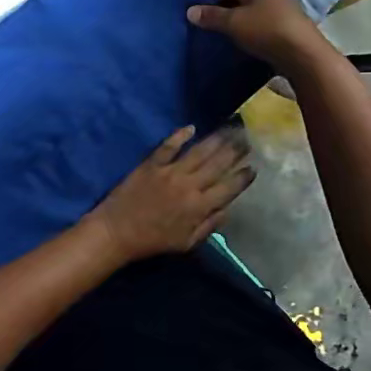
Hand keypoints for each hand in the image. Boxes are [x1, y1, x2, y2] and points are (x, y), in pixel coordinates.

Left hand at [85, 126, 254, 261]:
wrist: (117, 231)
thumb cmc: (152, 241)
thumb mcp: (186, 243)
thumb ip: (209, 226)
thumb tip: (227, 210)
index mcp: (199, 207)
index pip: (229, 188)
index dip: (242, 177)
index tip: (253, 167)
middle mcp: (189, 185)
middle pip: (218, 164)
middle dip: (235, 150)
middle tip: (247, 138)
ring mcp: (169, 172)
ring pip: (199, 151)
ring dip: (216, 139)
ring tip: (230, 128)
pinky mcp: (151, 165)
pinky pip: (168, 146)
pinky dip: (180, 135)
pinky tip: (191, 127)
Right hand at [186, 0, 328, 73]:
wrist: (303, 54)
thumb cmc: (265, 32)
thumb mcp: (233, 24)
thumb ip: (212, 16)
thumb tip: (190, 10)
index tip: (202, 9)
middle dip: (226, 1)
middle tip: (213, 18)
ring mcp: (283, 4)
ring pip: (254, 2)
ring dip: (241, 12)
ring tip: (229, 28)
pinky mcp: (290, 21)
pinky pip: (265, 15)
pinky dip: (253, 21)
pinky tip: (249, 34)